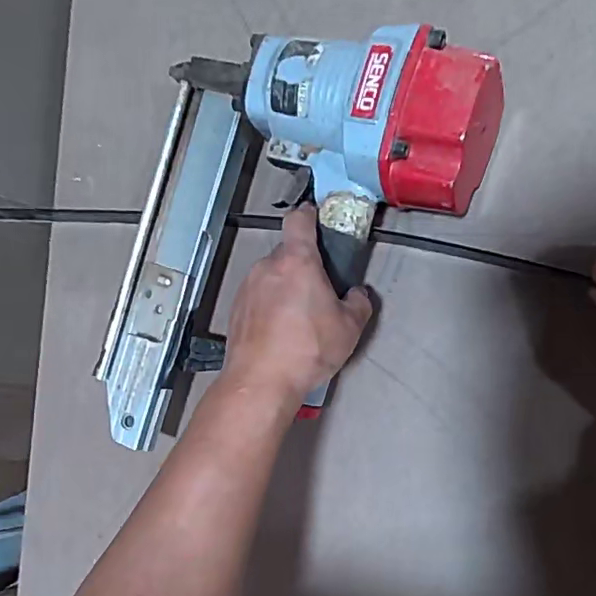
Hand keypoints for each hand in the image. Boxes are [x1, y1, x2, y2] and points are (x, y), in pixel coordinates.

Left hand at [223, 204, 374, 400]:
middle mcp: (267, 267)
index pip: (299, 219)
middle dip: (303, 265)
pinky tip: (282, 330)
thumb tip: (358, 295)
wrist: (261, 380)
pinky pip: (258, 297)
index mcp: (297, 261)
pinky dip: (269, 306)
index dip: (309, 215)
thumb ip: (359, 303)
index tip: (317, 218)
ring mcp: (248, 287)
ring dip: (285, 287)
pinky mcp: (237, 308)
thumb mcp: (349, 328)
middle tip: (320, 287)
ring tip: (301, 317)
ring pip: (271, 276)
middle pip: (287, 252)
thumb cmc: (303, 350)